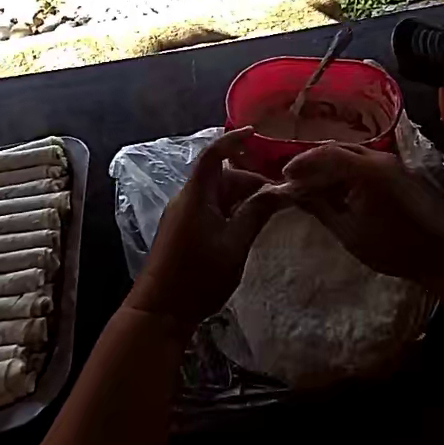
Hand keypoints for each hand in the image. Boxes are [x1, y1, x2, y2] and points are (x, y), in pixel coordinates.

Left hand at [126, 127, 284, 328]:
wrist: (160, 310)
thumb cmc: (198, 274)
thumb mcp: (235, 243)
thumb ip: (256, 213)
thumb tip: (280, 191)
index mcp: (196, 194)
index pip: (214, 155)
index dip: (233, 140)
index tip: (256, 134)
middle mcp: (187, 199)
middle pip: (221, 178)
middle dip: (251, 182)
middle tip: (283, 198)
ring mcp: (183, 216)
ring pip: (218, 196)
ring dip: (243, 200)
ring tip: (272, 212)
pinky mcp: (183, 231)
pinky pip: (211, 210)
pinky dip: (231, 212)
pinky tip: (249, 226)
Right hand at [274, 143, 443, 285]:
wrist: (443, 253)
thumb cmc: (393, 247)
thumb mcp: (349, 232)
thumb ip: (320, 208)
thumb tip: (296, 193)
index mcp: (365, 170)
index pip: (325, 155)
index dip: (302, 163)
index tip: (285, 176)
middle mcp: (378, 159)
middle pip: (337, 149)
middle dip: (313, 162)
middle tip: (295, 178)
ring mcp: (391, 164)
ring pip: (351, 153)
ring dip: (329, 165)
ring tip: (313, 184)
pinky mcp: (397, 172)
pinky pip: (364, 162)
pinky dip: (345, 170)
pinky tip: (337, 189)